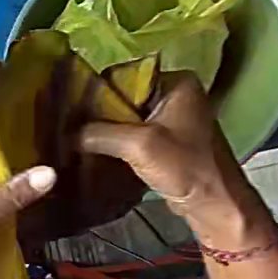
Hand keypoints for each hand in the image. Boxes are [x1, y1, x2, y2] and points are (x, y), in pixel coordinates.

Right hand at [76, 77, 272, 251]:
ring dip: (100, 129)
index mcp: (175, 82)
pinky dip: (110, 141)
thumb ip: (99, 133)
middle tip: (66, 126)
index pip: (123, 76)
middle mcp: (172, 93)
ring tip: (72, 138)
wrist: (212, 202)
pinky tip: (90, 150)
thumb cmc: (184, 167)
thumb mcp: (138, 145)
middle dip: (95, 113)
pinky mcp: (161, 138)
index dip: (95, 92)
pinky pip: (127, 132)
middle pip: (120, 96)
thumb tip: (65, 132)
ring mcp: (167, 117)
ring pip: (122, 116)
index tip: (69, 110)